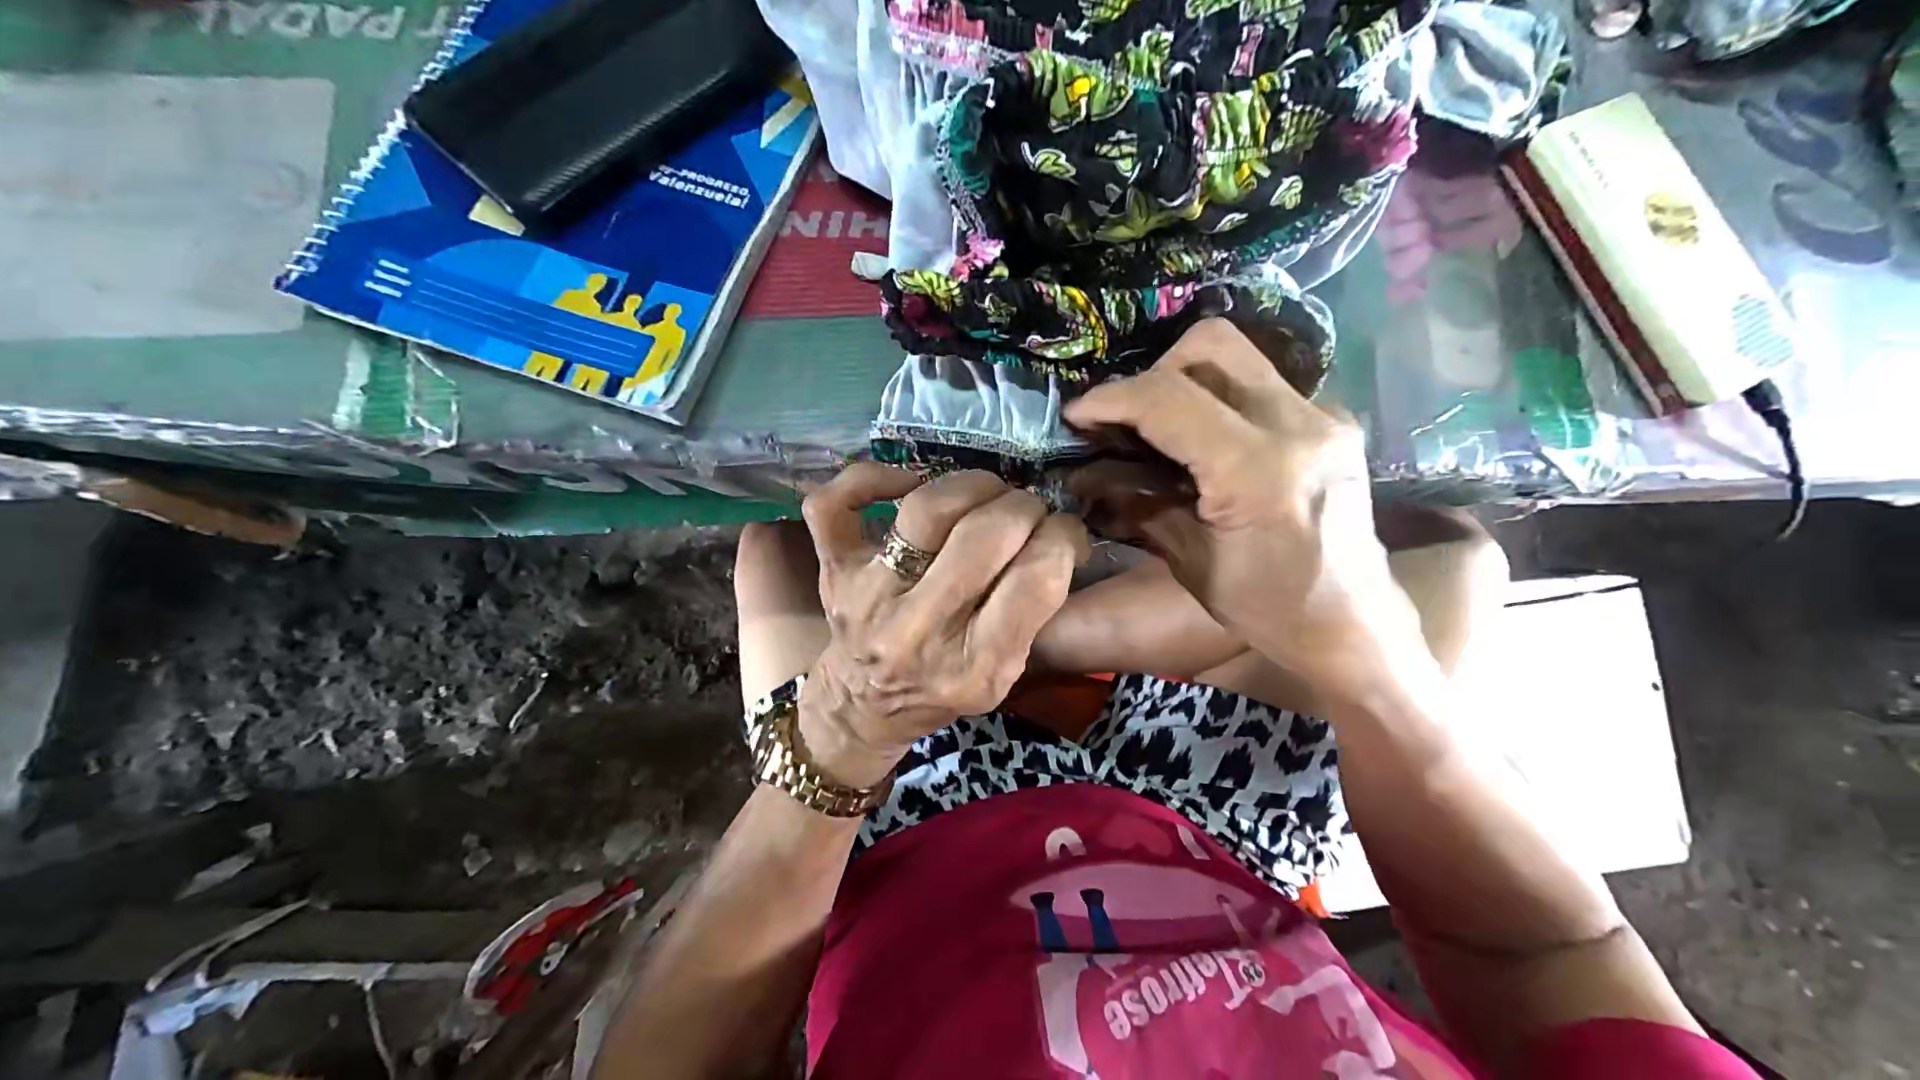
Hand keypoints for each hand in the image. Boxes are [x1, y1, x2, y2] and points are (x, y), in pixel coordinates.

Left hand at [794, 464, 1089, 787]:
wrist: (864, 704)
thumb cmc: (943, 686)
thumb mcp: (1004, 674)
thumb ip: (1034, 611)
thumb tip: (1059, 530)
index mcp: (972, 669)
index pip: (1034, 582)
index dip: (1063, 538)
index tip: (1065, 529)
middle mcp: (915, 633)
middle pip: (983, 536)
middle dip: (1023, 507)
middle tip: (1029, 508)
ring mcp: (866, 597)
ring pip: (925, 509)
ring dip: (972, 485)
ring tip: (987, 492)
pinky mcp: (832, 571)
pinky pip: (835, 504)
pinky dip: (871, 476)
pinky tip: (910, 482)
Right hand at [1064, 319, 1423, 702]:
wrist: (1353, 623)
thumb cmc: (1267, 608)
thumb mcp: (1189, 561)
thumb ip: (1137, 503)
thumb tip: (1083, 471)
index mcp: (1258, 471)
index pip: (1169, 400)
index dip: (1111, 399)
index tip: (1076, 415)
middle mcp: (1298, 425)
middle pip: (1210, 346)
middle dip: (1153, 373)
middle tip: (1129, 417)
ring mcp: (1323, 416)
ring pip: (1238, 354)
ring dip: (1186, 378)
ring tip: (1163, 424)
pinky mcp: (1332, 419)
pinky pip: (1261, 383)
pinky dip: (1220, 398)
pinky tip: (1209, 440)